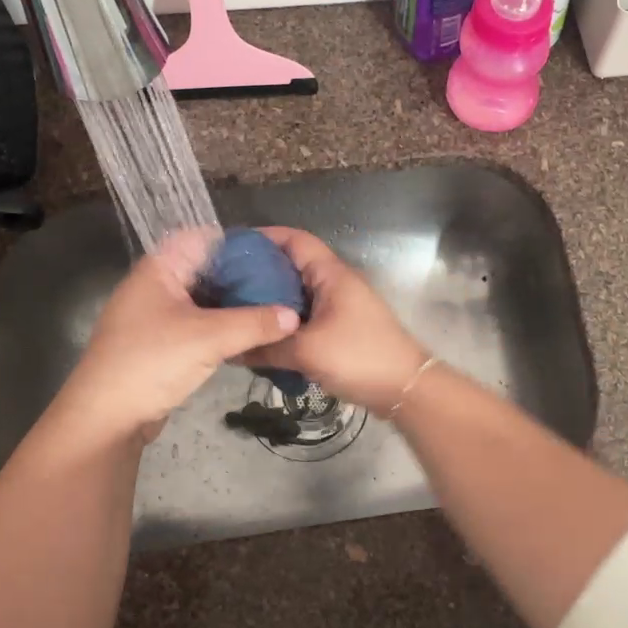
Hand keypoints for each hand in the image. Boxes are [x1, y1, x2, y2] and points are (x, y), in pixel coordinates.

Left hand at [51, 231, 299, 444]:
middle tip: (284, 284)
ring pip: (205, 301)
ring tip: (277, 308)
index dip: (240, 244)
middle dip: (244, 277)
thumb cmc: (151, 363)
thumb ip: (255, 323)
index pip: (205, 240)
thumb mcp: (208, 338)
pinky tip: (253, 335)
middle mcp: (157, 286)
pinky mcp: (164, 345)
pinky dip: (225, 327)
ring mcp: (158, 317)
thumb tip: (294, 316)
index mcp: (160, 269)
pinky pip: (201, 326)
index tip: (276, 255)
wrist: (107, 418)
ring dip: (236, 305)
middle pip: (207, 271)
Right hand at [244, 227, 430, 412]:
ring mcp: (340, 307)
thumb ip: (267, 348)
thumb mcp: (307, 352)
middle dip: (258, 272)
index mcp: (331, 275)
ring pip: (297, 295)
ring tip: (235, 311)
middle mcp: (336, 284)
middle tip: (223, 285)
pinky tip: (262, 337)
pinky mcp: (340, 330)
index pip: (294, 240)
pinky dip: (284, 323)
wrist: (405, 389)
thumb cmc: (359, 358)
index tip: (229, 248)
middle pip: (292, 267)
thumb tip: (230, 349)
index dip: (263, 237)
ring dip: (270, 301)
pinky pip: (306, 317)